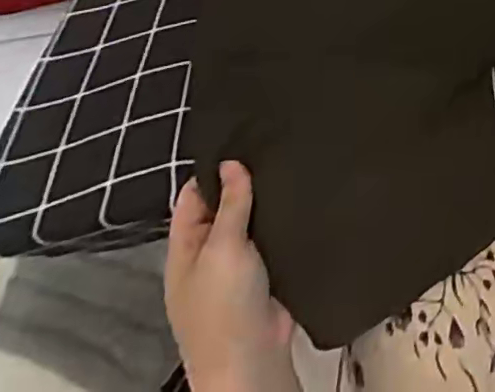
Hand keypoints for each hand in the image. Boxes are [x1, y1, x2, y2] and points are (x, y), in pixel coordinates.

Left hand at [166, 161, 301, 391]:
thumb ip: (229, 205)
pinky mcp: (269, 269)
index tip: (244, 137)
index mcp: (186, 247)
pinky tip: (307, 195)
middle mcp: (211, 251)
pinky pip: (275, 236)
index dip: (214, 168)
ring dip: (270, 199)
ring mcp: (240, 263)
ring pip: (254, 220)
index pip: (194, 196)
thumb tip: (231, 163)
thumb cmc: (224, 304)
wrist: (252, 357)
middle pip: (226, 205)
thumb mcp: (222, 249)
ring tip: (297, 160)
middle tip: (278, 142)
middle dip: (247, 180)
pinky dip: (287, 218)